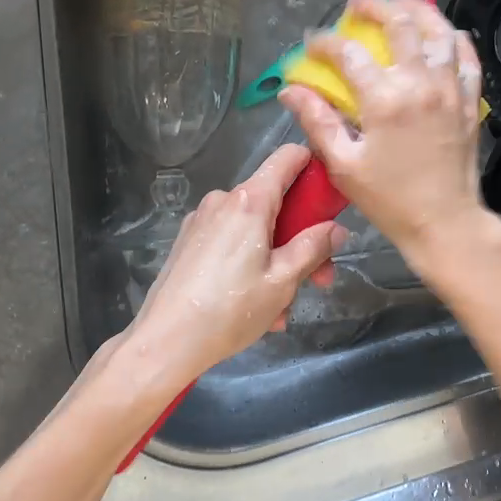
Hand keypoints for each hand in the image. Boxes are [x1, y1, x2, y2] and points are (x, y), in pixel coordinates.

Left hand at [126, 144, 345, 380]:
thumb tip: (337, 228)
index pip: (288, 156)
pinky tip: (253, 305)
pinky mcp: (188, 242)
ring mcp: (202, 220)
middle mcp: (224, 200)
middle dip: (301, 237)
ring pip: (255, 228)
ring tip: (280, 308)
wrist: (163, 344)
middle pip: (275, 200)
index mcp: (250, 201)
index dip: (314, 168)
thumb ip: (314, 247)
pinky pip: (231, 241)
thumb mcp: (283, 280)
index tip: (330, 198)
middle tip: (317, 279)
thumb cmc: (229, 309)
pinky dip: (249, 264)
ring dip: (276, 259)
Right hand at [279, 0, 500, 267]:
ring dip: (419, 10)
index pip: (349, 53)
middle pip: (399, 24)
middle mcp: (420, 83)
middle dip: (375, 6)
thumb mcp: (344, 165)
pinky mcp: (469, 99)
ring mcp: (450, 88)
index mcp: (384, 100)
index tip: (313, 43)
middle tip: (358, 4)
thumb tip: (290, 90)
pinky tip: (442, 32)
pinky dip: (454, 39)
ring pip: (438, 31)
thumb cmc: (390, 199)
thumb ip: (317, 122)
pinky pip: (467, 57)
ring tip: (402, 1)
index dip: (326, 42)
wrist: (445, 222)